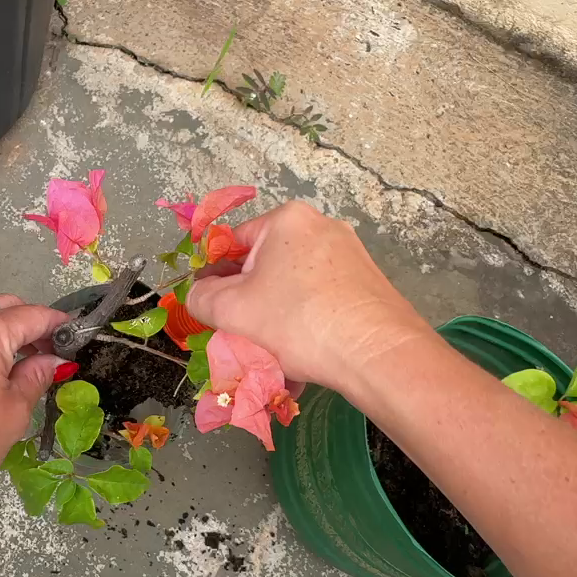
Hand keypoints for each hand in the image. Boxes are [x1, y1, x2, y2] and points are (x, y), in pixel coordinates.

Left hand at [0, 295, 69, 517]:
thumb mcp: (13, 411)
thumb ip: (36, 377)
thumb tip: (52, 362)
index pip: (32, 315)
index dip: (57, 323)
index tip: (73, 335)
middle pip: (2, 308)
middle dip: (29, 323)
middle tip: (48, 353)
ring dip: (1, 333)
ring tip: (19, 367)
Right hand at [187, 202, 436, 391]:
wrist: (377, 354)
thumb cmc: (299, 323)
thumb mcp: (232, 310)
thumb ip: (201, 297)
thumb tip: (199, 293)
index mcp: (286, 220)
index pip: (232, 243)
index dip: (215, 276)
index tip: (212, 308)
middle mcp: (321, 227)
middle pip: (264, 266)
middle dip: (249, 302)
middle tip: (241, 336)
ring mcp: (349, 254)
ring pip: (292, 287)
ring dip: (276, 319)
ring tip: (272, 356)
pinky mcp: (366, 282)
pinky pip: (320, 300)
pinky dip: (305, 324)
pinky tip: (302, 357)